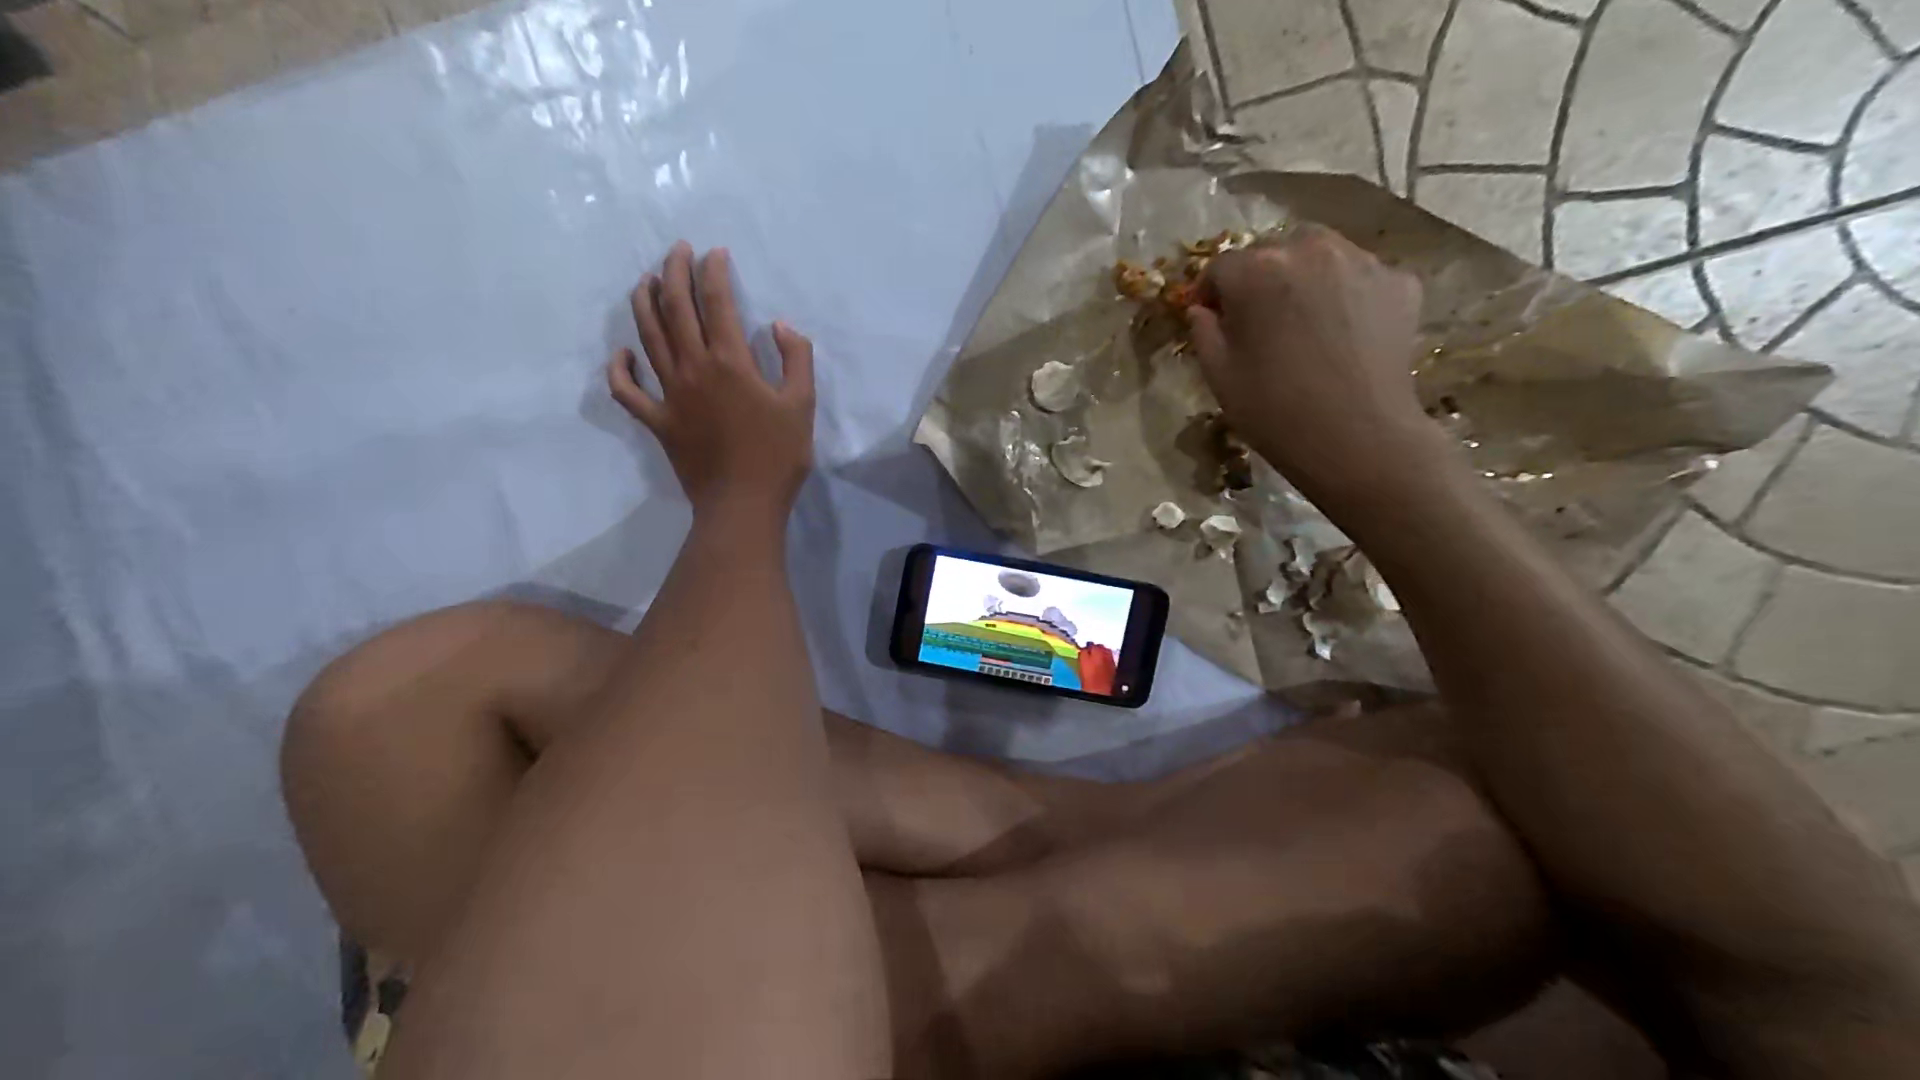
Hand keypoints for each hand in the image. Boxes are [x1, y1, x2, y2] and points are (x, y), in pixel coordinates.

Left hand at [607, 242, 815, 521]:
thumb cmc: (778, 456)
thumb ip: (796, 359)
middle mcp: (692, 368)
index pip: (716, 301)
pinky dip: (619, 369)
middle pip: (674, 308)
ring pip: (647, 336)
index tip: (715, 254)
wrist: (742, 504)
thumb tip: (779, 326)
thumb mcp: (803, 404)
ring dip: (644, 302)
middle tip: (676, 251)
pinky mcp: (657, 421)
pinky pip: (627, 391)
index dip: (713, 272)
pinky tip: (622, 353)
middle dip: (673, 272)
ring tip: (646, 280)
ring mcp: (669, 394)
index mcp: (729, 361)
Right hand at [1188, 224, 1431, 493]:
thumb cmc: (1273, 410)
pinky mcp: (1400, 282)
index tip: (1211, 318)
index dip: (1210, 293)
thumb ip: (1203, 331)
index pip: (1220, 267)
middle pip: (1273, 251)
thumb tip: (1202, 309)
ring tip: (1304, 321)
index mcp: (1256, 271)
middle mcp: (1309, 249)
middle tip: (1260, 321)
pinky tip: (1343, 332)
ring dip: (1304, 278)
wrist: (1357, 438)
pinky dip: (1347, 294)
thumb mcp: (1219, 375)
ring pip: (1320, 255)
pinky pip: (1360, 276)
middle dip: (1259, 279)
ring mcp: (1361, 261)